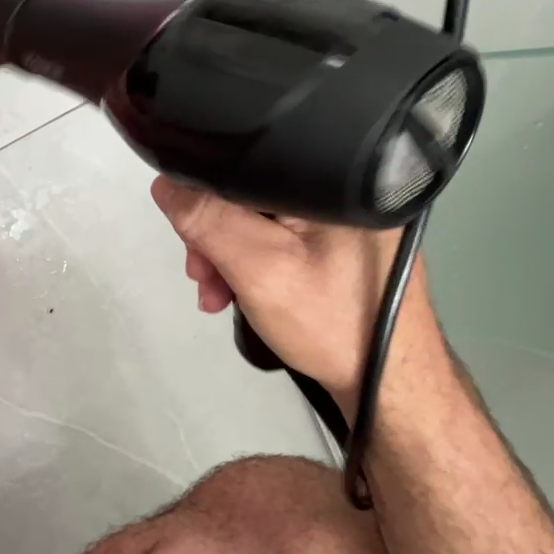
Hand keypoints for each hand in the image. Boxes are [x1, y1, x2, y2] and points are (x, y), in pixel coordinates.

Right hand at [151, 176, 443, 415]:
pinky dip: (250, 265)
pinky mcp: (340, 245)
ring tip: (218, 296)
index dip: (203, 202)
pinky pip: (278, 240)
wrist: (387, 384)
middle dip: (213, 239)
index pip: (244, 169)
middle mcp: (345, 191)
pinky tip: (239, 292)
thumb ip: (208, 221)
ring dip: (225, 257)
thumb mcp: (258, 268)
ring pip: (258, 222)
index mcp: (335, 180)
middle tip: (205, 280)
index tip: (192, 245)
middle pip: (247, 198)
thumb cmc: (332, 323)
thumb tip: (167, 183)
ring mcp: (344, 221)